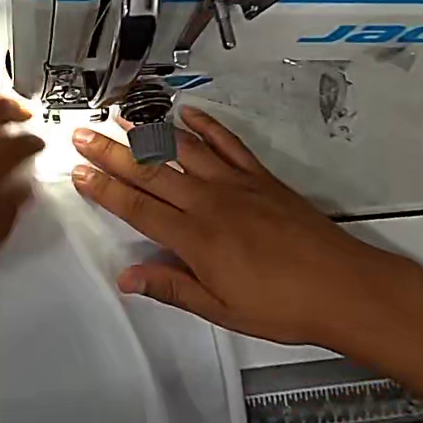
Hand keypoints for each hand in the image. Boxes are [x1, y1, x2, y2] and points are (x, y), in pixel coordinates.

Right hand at [71, 107, 422, 357]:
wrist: (344, 287)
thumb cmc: (282, 306)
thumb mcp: (222, 309)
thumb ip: (172, 287)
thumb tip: (128, 278)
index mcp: (195, 238)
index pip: (137, 208)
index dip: (104, 189)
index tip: (78, 172)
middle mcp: (209, 202)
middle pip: (150, 172)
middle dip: (111, 153)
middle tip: (83, 135)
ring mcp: (235, 184)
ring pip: (182, 150)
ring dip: (149, 132)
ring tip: (122, 116)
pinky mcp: (260, 176)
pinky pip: (228, 144)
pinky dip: (207, 125)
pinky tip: (188, 113)